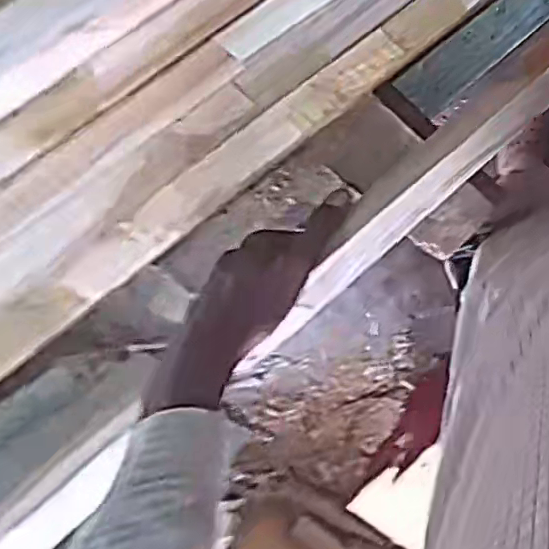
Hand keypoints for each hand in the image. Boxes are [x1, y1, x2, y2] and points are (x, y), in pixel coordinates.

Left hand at [145, 197, 349, 411]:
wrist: (208, 354)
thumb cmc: (258, 310)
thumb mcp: (296, 267)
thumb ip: (318, 231)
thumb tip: (340, 195)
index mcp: (257, 243)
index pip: (294, 234)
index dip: (311, 246)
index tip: (321, 262)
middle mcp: (234, 256)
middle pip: (272, 251)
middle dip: (289, 261)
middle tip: (306, 283)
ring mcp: (218, 281)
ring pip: (254, 271)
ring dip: (270, 279)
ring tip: (282, 302)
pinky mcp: (207, 305)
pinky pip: (238, 292)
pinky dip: (252, 298)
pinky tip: (257, 315)